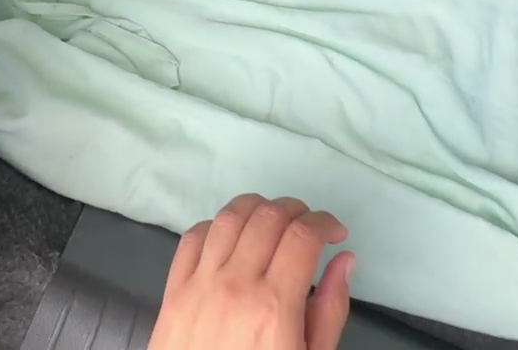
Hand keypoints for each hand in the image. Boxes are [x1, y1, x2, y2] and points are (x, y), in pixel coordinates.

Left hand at [149, 194, 354, 349]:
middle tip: (309, 227)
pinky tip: (232, 235)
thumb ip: (330, 311)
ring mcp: (200, 284)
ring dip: (258, 207)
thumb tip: (343, 261)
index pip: (303, 235)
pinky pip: (194, 236)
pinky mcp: (174, 291)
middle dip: (297, 210)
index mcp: (274, 307)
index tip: (335, 231)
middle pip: (269, 216)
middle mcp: (236, 285)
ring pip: (230, 215)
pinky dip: (217, 224)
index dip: (326, 222)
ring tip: (274, 221)